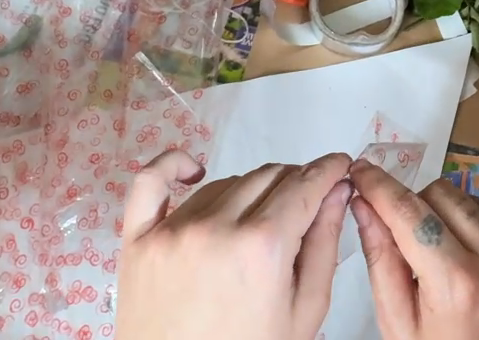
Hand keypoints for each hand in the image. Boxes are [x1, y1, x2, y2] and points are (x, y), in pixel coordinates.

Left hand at [117, 149, 352, 339]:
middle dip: (294, 185)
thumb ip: (325, 244)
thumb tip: (339, 188)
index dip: (330, 169)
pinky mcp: (137, 241)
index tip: (340, 166)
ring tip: (251, 225)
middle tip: (299, 209)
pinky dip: (173, 165)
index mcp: (264, 247)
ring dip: (248, 192)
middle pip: (271, 176)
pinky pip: (151, 181)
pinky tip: (194, 170)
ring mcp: (174, 231)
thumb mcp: (304, 313)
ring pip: (226, 181)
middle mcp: (218, 227)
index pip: (307, 183)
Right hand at [348, 158, 478, 339]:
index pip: (409, 214)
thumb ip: (380, 259)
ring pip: (464, 196)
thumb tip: (362, 202)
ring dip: (442, 212)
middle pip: (438, 194)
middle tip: (405, 239)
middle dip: (414, 207)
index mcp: (457, 282)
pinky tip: (465, 254)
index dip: (380, 187)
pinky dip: (469, 221)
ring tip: (438, 253)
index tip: (360, 169)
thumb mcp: (400, 324)